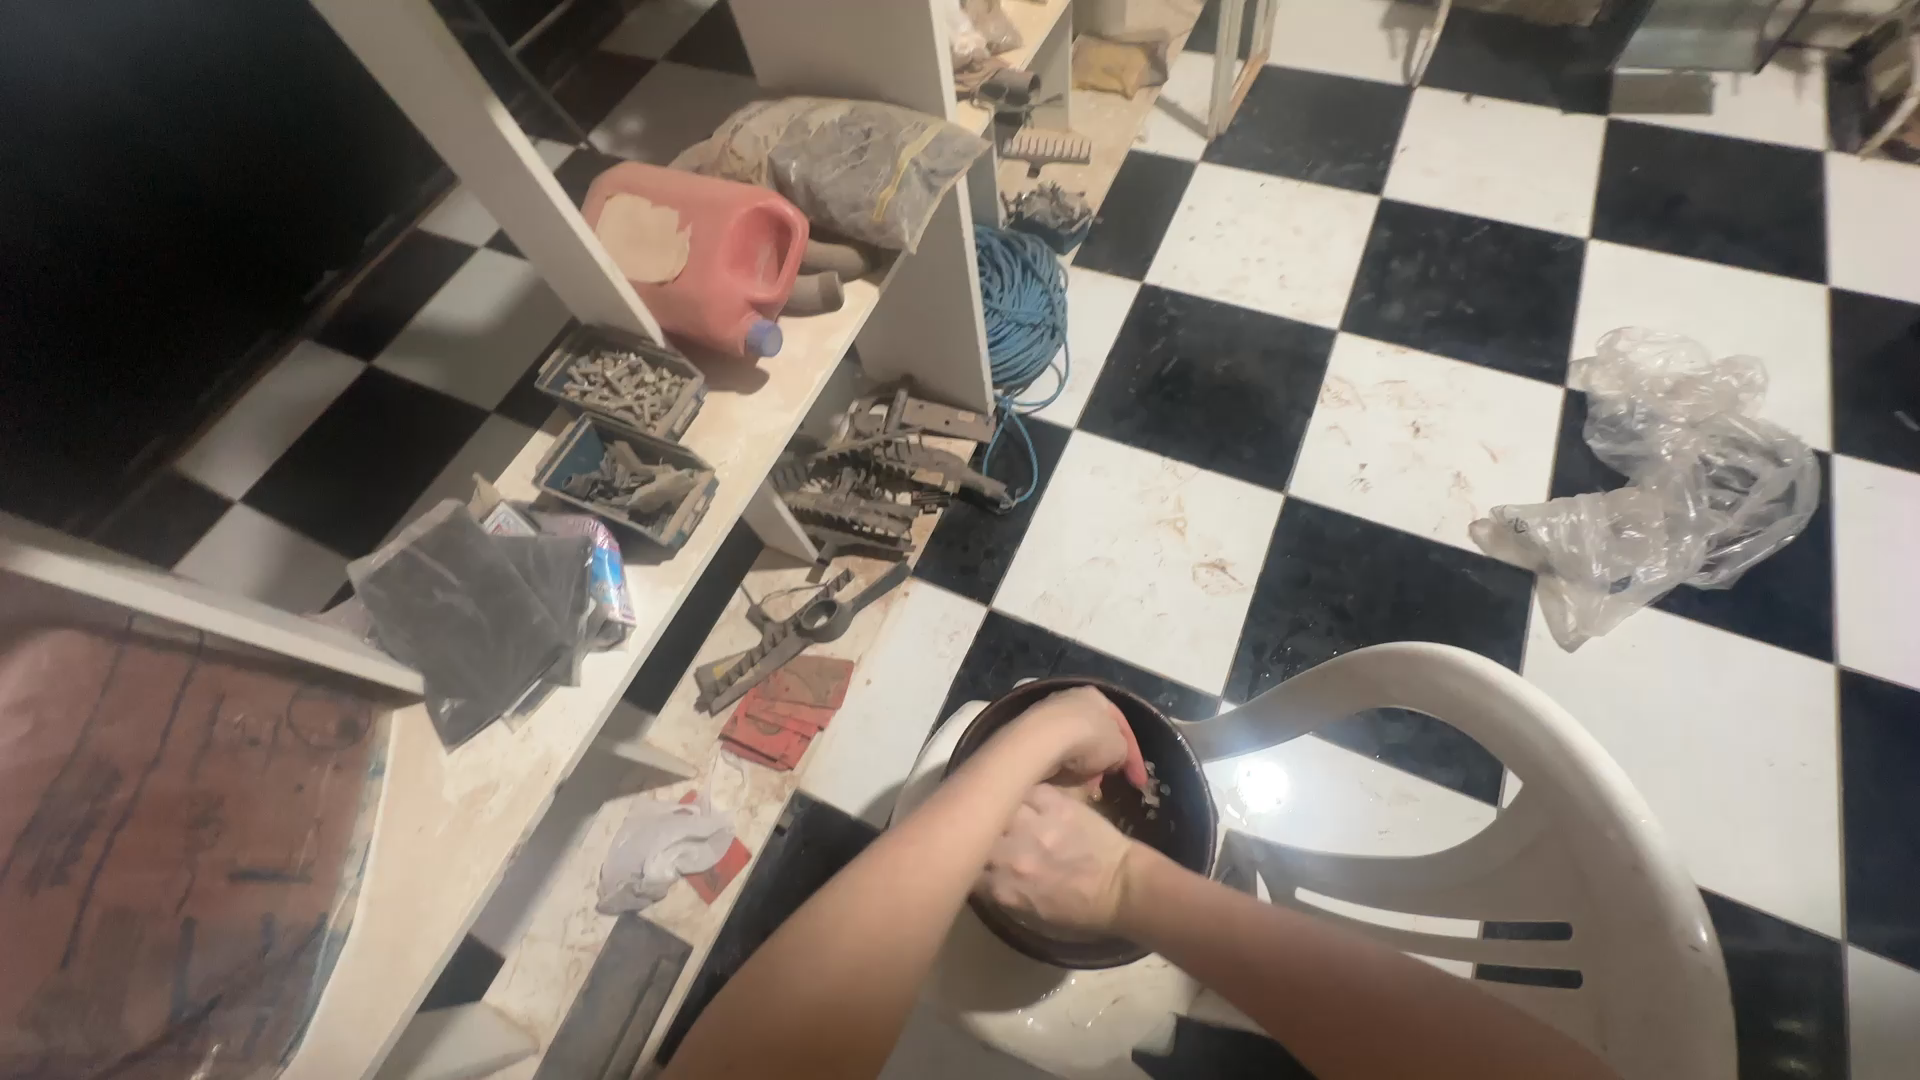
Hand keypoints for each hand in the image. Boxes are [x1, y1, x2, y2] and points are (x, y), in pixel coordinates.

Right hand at [980, 784, 1137, 932]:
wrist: (1122, 887)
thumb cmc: (1079, 907)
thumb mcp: (1029, 910)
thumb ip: (999, 886)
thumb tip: (977, 867)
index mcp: (1004, 888)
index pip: (965, 864)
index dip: (965, 855)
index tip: (969, 850)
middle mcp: (1012, 855)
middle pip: (975, 830)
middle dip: (976, 826)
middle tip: (982, 822)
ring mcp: (1033, 825)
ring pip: (998, 802)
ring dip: (999, 803)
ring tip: (1001, 802)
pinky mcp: (1054, 802)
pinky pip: (1025, 787)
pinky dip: (1022, 789)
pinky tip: (1023, 793)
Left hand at [1007, 686, 1147, 790]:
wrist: (1044, 739)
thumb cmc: (1090, 738)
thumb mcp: (1120, 748)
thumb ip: (1122, 753)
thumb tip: (1114, 758)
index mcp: (1097, 696)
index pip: (1122, 724)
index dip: (1134, 755)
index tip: (1139, 781)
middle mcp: (1072, 698)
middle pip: (1096, 734)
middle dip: (1105, 760)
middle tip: (1108, 780)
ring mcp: (1049, 713)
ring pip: (1075, 744)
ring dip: (1085, 765)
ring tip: (1088, 785)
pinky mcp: (1032, 730)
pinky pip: (1056, 750)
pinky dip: (1065, 765)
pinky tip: (1069, 780)